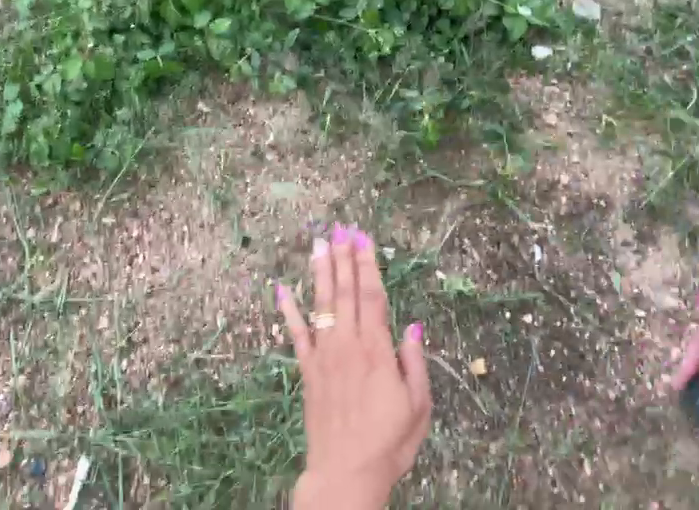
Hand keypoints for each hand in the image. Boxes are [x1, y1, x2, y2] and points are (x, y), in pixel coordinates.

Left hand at [276, 224, 431, 509]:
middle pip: (346, 291)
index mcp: (378, 349)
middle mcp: (349, 343)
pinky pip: (296, 333)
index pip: (373, 296)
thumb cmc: (389, 443)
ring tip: (319, 242)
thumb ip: (414, 363)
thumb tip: (414, 326)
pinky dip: (288, 309)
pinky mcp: (307, 369)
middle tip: (341, 226)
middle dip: (344, 256)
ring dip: (320, 270)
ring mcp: (325, 354)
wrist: (346, 472)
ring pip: (321, 302)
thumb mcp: (418, 406)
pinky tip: (280, 288)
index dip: (368, 264)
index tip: (364, 238)